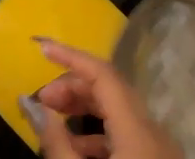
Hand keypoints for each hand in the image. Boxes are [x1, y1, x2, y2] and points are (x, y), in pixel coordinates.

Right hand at [27, 39, 181, 158]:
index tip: (41, 47)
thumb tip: (35, 106)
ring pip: (118, 111)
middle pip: (110, 89)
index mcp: (138, 129)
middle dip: (72, 85)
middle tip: (43, 98)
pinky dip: (98, 131)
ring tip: (54, 120)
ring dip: (83, 107)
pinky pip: (126, 133)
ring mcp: (160, 148)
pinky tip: (76, 146)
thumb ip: (56, 140)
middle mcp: (154, 130)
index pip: (103, 73)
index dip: (70, 55)